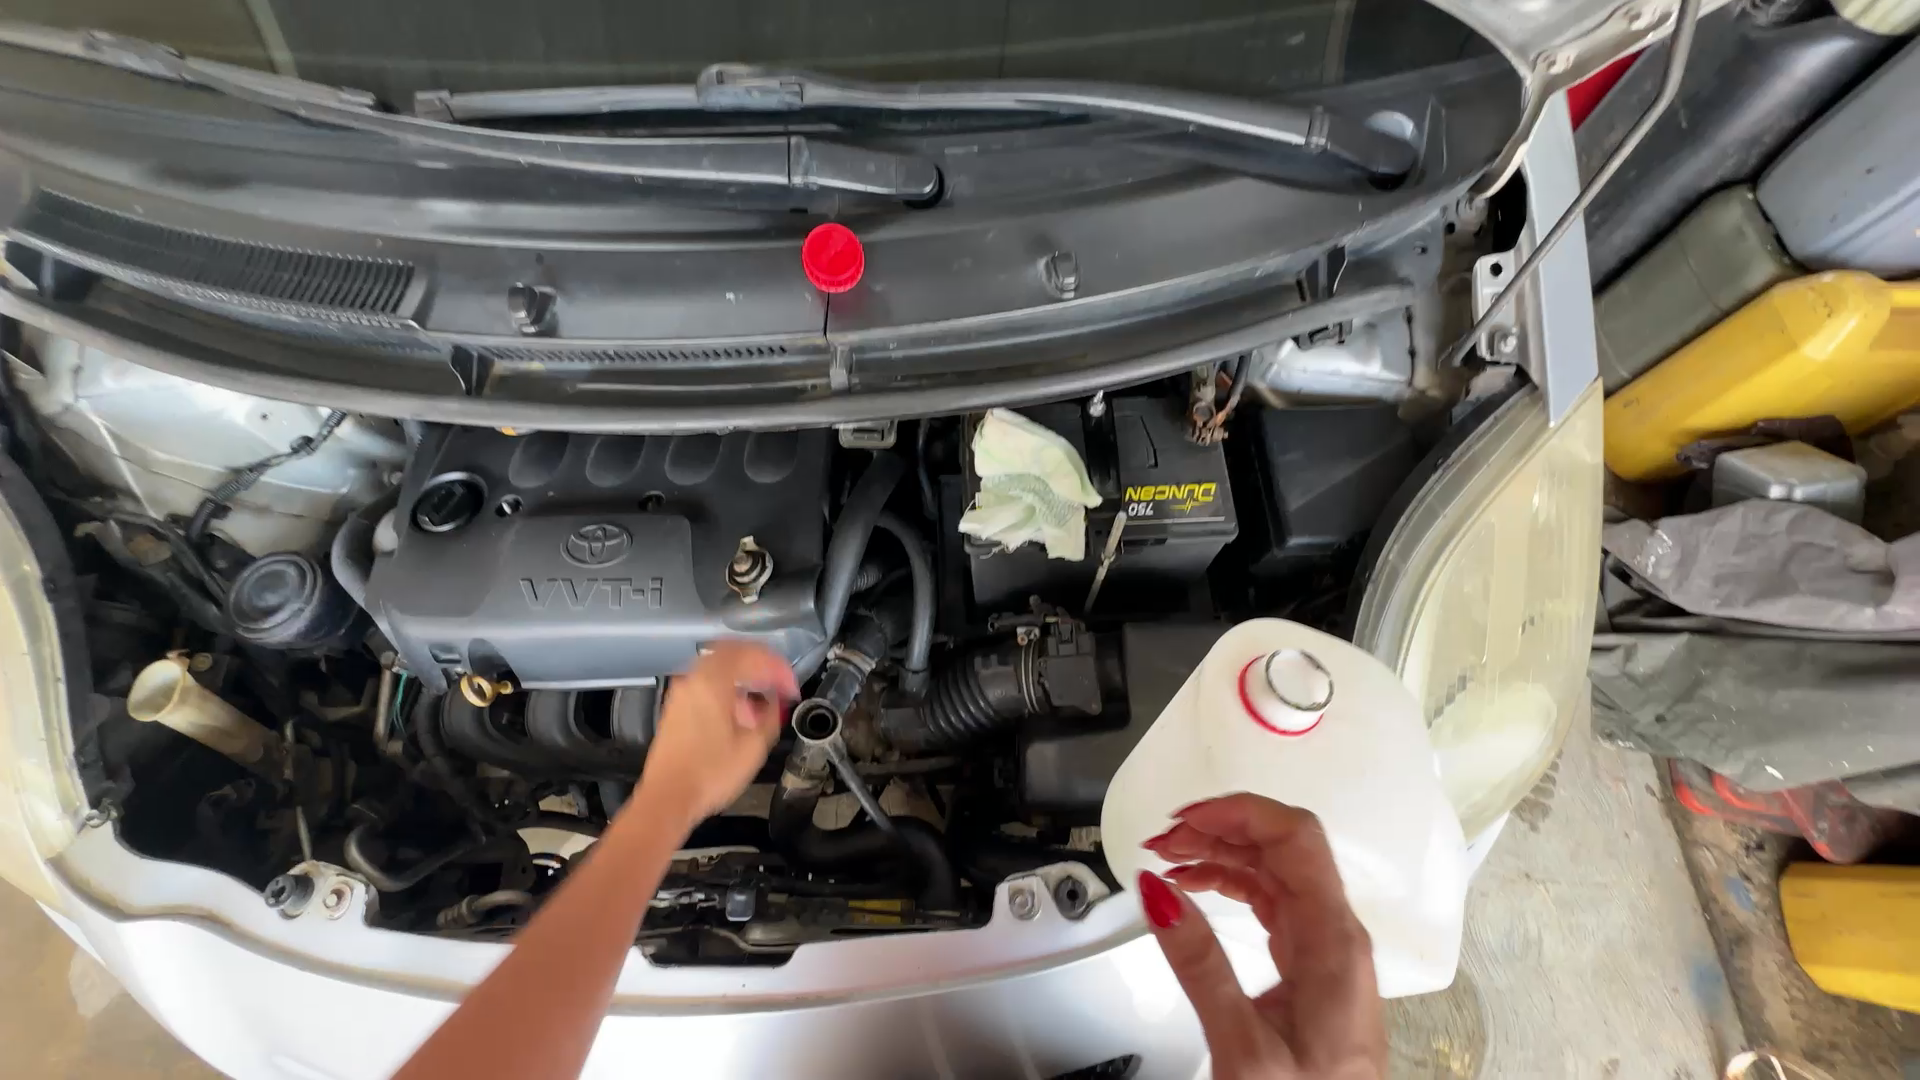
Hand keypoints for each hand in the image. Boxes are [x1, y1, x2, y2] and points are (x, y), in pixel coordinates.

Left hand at [638, 641, 798, 826]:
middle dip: (760, 663)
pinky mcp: (676, 708)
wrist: (667, 799)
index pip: (751, 653)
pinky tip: (740, 710)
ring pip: (718, 666)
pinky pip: (706, 682)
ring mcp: (681, 693)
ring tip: (761, 696)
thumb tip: (776, 701)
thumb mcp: (754, 746)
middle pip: (732, 652)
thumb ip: (771, 714)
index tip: (789, 683)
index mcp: (713, 681)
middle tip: (778, 679)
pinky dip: (727, 686)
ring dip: (743, 674)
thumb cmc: (708, 774)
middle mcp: (693, 680)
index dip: (777, 665)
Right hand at [1137, 794, 1385, 1079]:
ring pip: (1270, 866)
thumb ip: (1200, 966)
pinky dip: (1225, 878)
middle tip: (1162, 840)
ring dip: (1216, 850)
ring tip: (1165, 856)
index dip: (1240, 812)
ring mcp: (1322, 944)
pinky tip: (1190, 882)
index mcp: (1333, 941)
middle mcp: (1334, 932)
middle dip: (1218, 828)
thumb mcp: (1244, 1047)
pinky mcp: (1306, 959)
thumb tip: (1156, 891)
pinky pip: (1265, 895)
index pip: (1296, 838)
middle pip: (1280, 844)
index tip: (1184, 819)